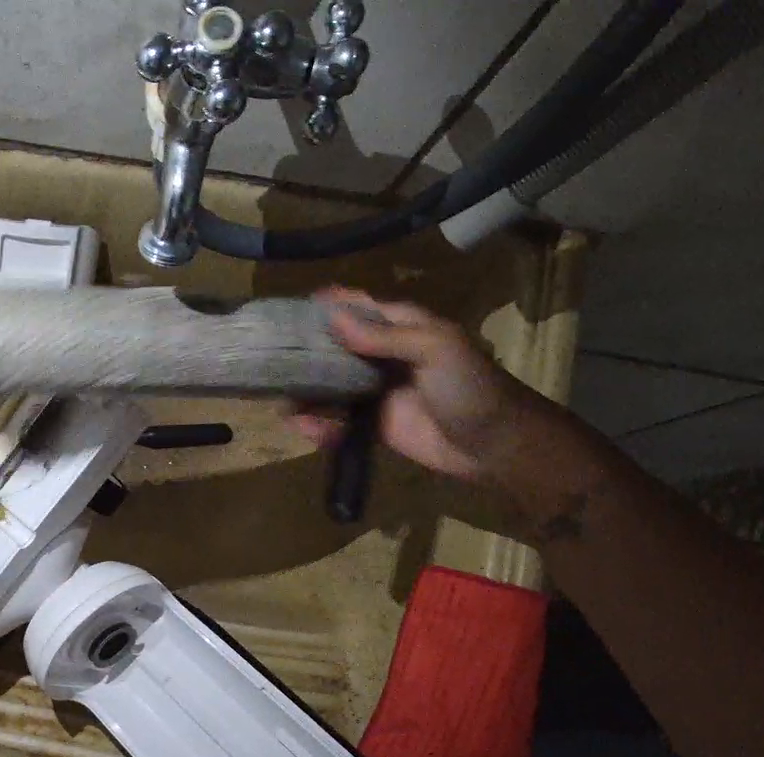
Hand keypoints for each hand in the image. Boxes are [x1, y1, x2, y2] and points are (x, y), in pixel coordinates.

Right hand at [292, 286, 550, 483]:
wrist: (491, 444)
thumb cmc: (469, 386)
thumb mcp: (434, 349)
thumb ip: (384, 336)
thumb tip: (333, 318)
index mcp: (402, 329)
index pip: (360, 309)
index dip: (331, 305)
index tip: (294, 306)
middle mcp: (383, 357)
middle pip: (335, 349)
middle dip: (305, 355)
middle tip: (272, 362)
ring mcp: (374, 392)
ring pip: (328, 388)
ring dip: (306, 397)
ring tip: (286, 407)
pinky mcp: (369, 425)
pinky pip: (336, 422)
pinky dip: (319, 426)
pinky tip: (309, 430)